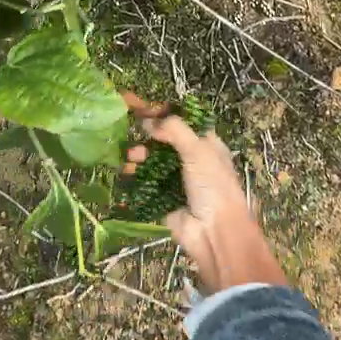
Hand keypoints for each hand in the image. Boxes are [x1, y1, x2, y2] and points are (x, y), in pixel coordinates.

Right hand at [121, 92, 287, 292]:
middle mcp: (191, 158)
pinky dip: (134, 174)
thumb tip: (148, 122)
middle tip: (128, 125)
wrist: (214, 233)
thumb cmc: (213, 186)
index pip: (182, 120)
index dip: (162, 111)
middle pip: (164, 138)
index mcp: (206, 144)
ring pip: (152, 158)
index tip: (140, 107)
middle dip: (146, 132)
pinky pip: (145, 180)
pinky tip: (126, 171)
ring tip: (131, 156)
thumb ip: (173, 129)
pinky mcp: (163, 196)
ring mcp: (176, 178)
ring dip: (139, 153)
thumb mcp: (198, 150)